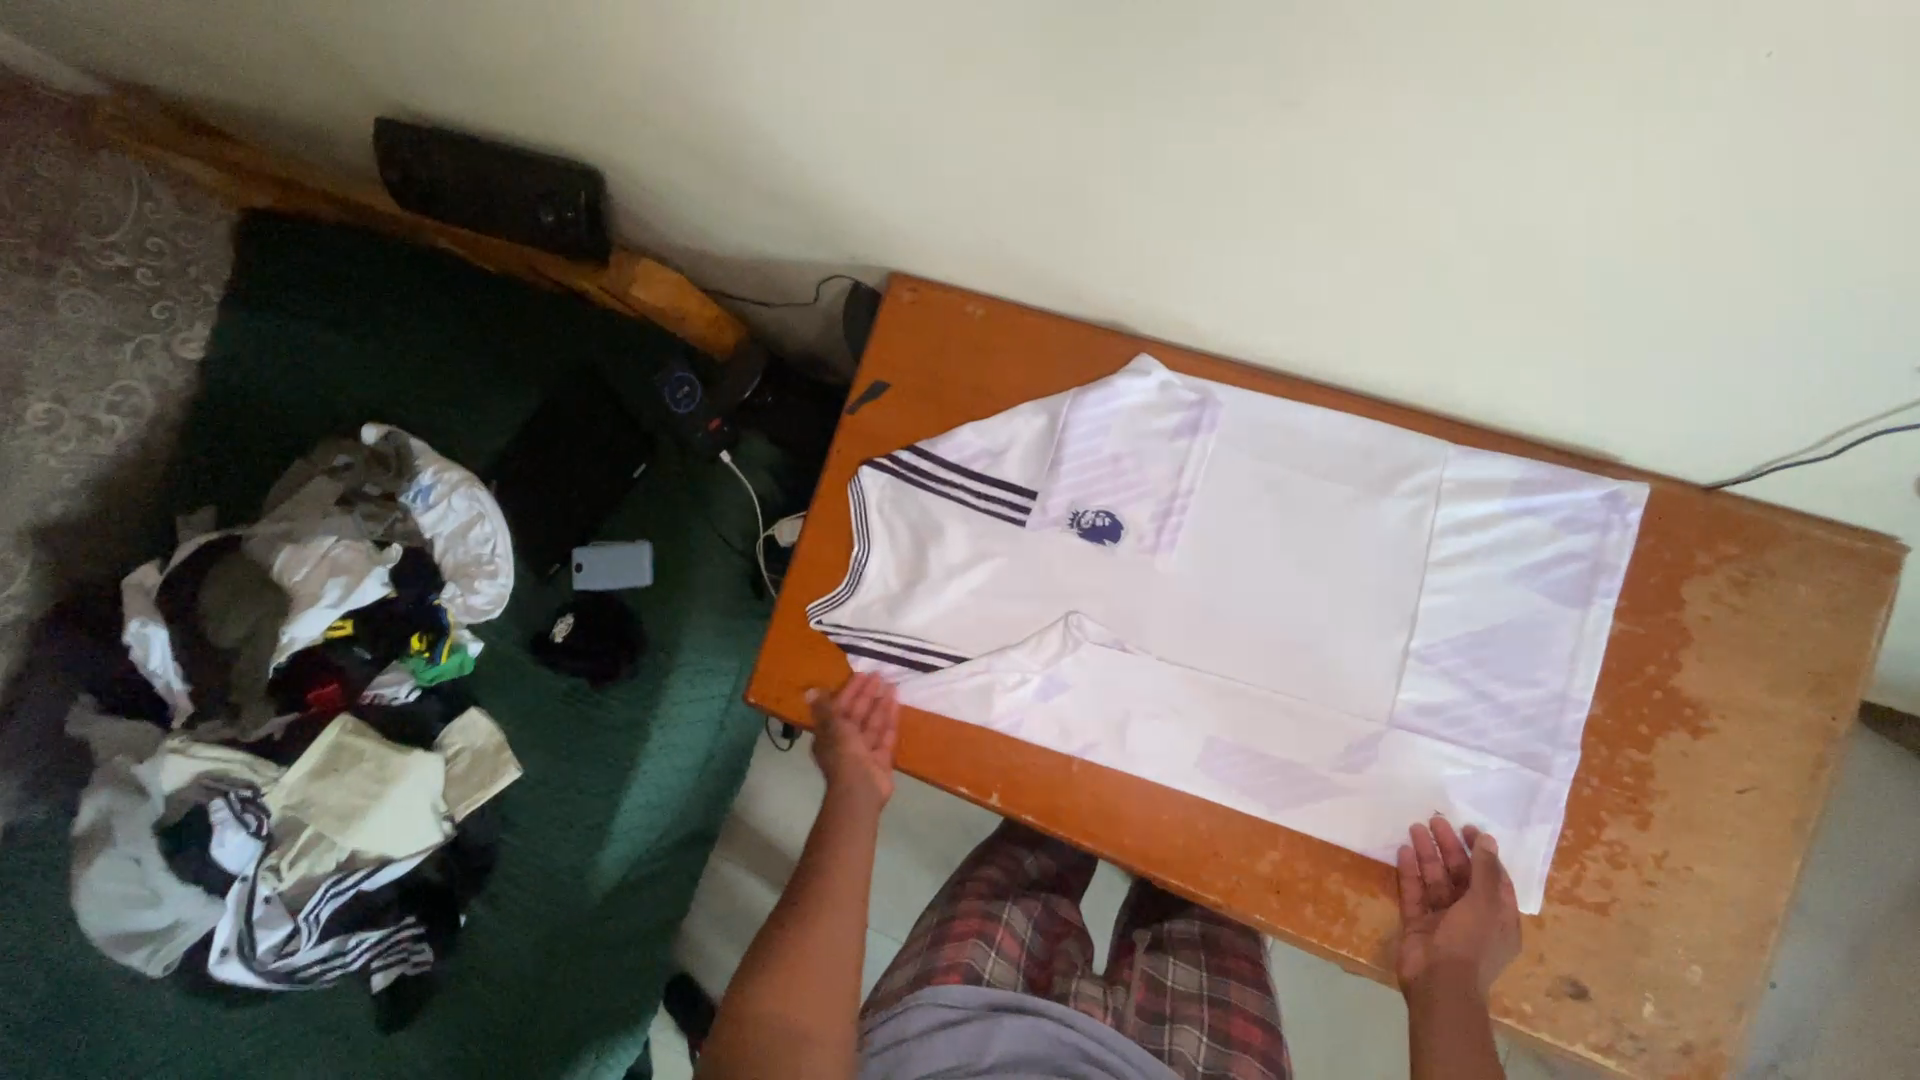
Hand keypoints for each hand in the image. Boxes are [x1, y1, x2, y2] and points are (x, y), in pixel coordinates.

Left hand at [808, 673, 899, 808]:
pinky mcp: (881, 759)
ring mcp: (865, 752)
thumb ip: (824, 709)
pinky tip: (897, 705)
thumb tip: (810, 691)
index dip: (849, 691)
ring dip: (881, 705)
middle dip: (867, 695)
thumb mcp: (831, 727)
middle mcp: (846, 742)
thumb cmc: (843, 755)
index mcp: (830, 735)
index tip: (862, 675)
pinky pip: (885, 736)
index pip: (840, 707)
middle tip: (879, 676)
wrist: (860, 790)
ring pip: (873, 723)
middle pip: (857, 714)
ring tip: (893, 686)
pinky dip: (890, 721)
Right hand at [1395, 816, 1520, 999]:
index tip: (1468, 828)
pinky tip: (1403, 851)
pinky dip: (1410, 873)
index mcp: (1498, 917)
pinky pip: (1414, 894)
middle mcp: (1472, 917)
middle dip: (1450, 848)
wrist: (1439, 983)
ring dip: (1427, 855)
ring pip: (1436, 881)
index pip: (1492, 878)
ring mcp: (1443, 921)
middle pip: (1461, 876)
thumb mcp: (1484, 904)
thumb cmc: (1471, 943)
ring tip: (1414, 828)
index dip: (1482, 853)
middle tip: (1435, 821)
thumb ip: (1484, 871)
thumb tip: (1487, 840)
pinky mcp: (1418, 924)